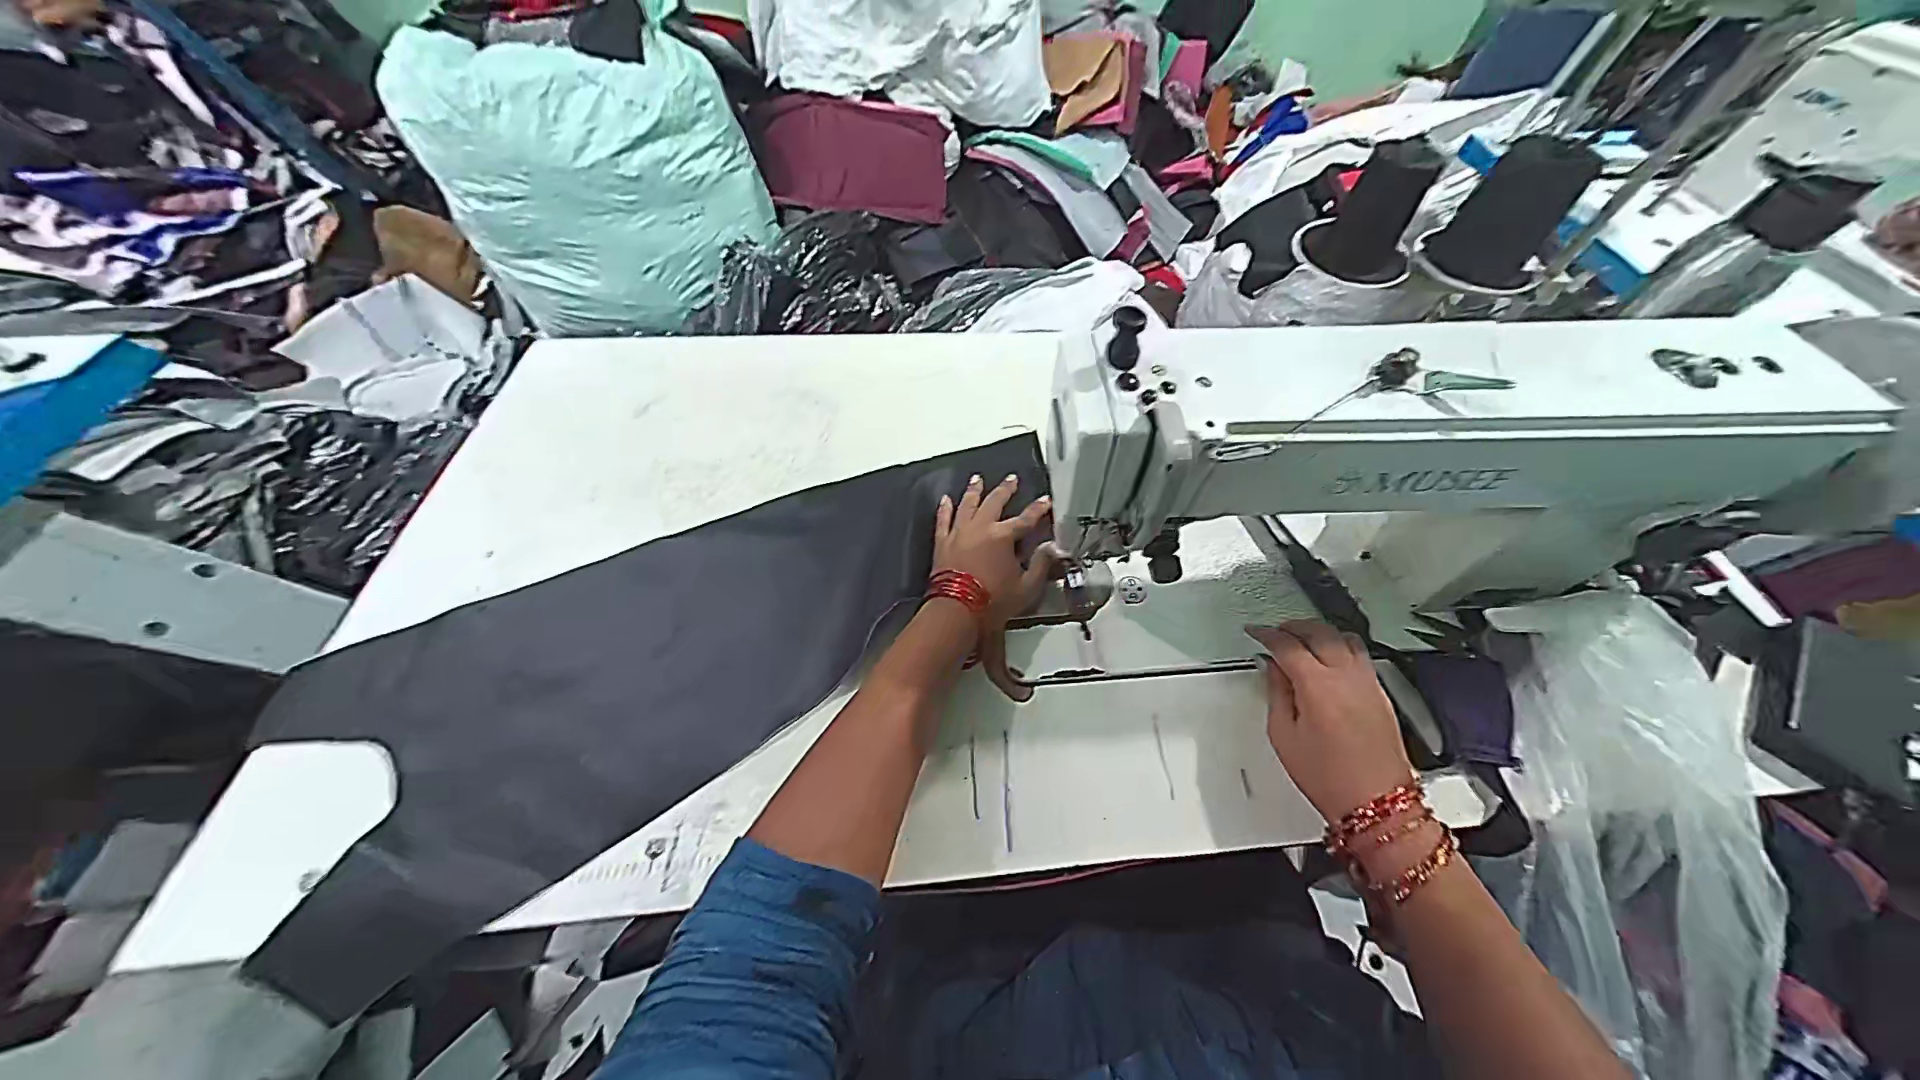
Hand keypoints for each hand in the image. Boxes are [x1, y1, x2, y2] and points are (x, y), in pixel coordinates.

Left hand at [933, 473, 1056, 627]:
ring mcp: (959, 533)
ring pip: (967, 504)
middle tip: (1011, 479)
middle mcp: (980, 528)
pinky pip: (943, 520)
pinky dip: (945, 508)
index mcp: (1003, 536)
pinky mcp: (942, 542)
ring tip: (977, 479)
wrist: (956, 610)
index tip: (1045, 500)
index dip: (1038, 509)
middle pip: (994, 502)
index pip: (1026, 519)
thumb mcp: (1027, 587)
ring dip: (974, 490)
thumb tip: (1051, 548)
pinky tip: (945, 499)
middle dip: (1005, 489)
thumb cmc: (993, 602)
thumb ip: (1040, 565)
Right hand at [1245, 622, 1415, 821]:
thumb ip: (1277, 692)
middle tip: (1275, 631)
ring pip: (1344, 637)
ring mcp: (1368, 683)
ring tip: (1302, 637)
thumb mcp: (1283, 734)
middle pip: (1318, 632)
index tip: (1256, 632)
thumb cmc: (1330, 777)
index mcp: (1318, 686)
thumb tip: (1273, 669)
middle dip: (1292, 626)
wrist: (1376, 803)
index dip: (1266, 634)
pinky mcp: (1381, 693)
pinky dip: (1340, 644)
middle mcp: (1347, 678)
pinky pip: (1360, 654)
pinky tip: (1329, 654)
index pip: (1287, 644)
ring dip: (1319, 631)